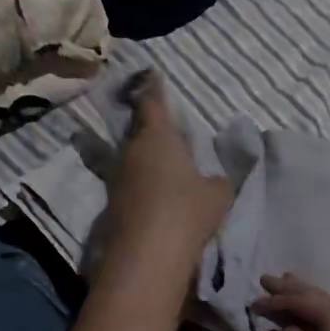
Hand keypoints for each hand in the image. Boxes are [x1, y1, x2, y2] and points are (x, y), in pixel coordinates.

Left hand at [104, 70, 234, 261]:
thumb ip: (218, 181)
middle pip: (137, 132)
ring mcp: (116, 180)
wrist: (149, 255)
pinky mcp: (111, 207)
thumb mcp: (218, 195)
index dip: (153, 88)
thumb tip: (216, 181)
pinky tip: (154, 201)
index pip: (152, 102)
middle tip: (163, 134)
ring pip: (130, 161)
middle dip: (148, 130)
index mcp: (157, 137)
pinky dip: (139, 189)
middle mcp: (130, 151)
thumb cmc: (187, 211)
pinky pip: (128, 188)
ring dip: (142, 163)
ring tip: (161, 171)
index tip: (151, 75)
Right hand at [252, 273, 329, 330]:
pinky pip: (325, 305)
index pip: (296, 301)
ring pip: (319, 296)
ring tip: (286, 280)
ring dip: (300, 289)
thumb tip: (286, 329)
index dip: (273, 301)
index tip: (253, 303)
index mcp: (329, 313)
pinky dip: (310, 300)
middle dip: (286, 286)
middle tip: (265, 278)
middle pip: (309, 292)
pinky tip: (308, 304)